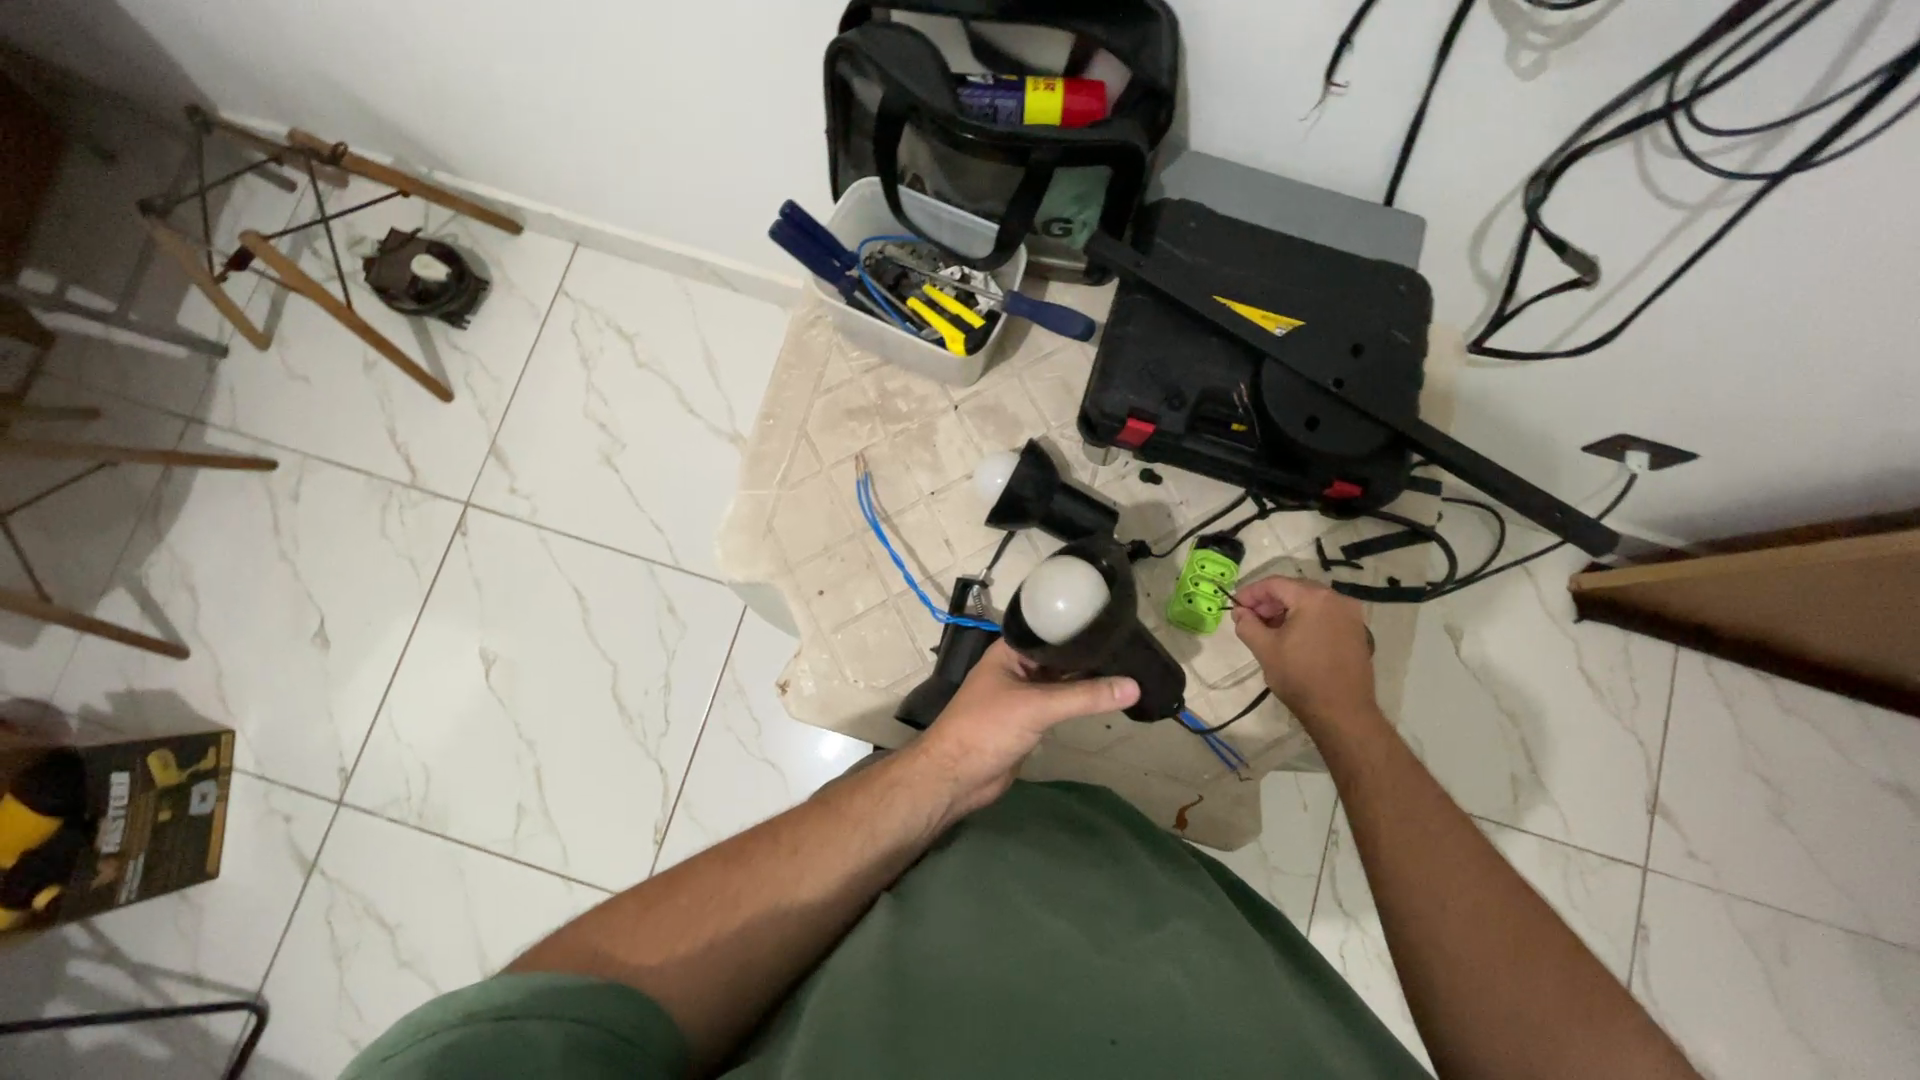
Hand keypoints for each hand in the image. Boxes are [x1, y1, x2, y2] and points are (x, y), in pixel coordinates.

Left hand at [908, 640, 1138, 817]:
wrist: (956, 777)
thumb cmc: (987, 729)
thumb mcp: (1037, 707)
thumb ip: (1084, 697)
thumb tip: (1135, 686)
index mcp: (1010, 651)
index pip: (1052, 629)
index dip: (1081, 625)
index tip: (1119, 621)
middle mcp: (1018, 666)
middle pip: (1060, 655)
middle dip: (1091, 653)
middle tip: (1135, 647)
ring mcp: (1024, 693)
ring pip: (1063, 680)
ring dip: (1090, 678)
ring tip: (1132, 667)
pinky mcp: (1031, 718)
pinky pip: (1062, 703)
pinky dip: (1082, 700)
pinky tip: (1110, 696)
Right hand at [1231, 576, 1378, 730]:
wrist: (1342, 712)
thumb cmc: (1300, 677)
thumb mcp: (1264, 649)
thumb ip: (1247, 625)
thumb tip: (1240, 612)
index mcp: (1314, 598)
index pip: (1275, 584)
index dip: (1251, 592)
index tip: (1235, 606)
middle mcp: (1337, 599)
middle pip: (1295, 589)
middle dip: (1269, 601)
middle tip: (1250, 618)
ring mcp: (1351, 615)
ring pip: (1311, 602)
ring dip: (1287, 611)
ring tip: (1268, 629)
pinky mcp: (1357, 631)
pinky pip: (1325, 615)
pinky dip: (1306, 619)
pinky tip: (1292, 638)